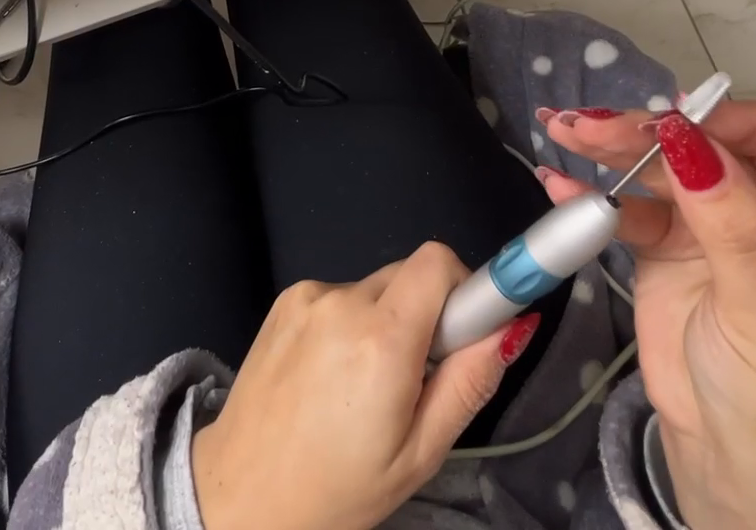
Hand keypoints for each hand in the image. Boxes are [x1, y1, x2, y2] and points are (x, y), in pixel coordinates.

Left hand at [192, 243, 539, 529]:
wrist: (241, 493)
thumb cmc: (339, 487)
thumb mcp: (421, 451)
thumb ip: (469, 381)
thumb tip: (513, 323)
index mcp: (379, 337)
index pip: (437, 262)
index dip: (465, 289)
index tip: (467, 334)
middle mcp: (339, 300)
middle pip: (407, 275)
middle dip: (426, 315)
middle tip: (414, 378)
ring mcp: (304, 297)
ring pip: (372, 288)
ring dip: (384, 321)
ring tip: (363, 387)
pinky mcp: (281, 302)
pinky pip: (337, 297)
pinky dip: (348, 324)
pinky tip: (330, 376)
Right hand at [539, 100, 755, 529]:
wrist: (734, 470)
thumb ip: (730, 220)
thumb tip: (684, 138)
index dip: (726, 121)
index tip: (663, 119)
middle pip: (711, 147)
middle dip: (648, 133)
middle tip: (587, 127)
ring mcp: (719, 228)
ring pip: (664, 169)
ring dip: (610, 151)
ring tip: (560, 131)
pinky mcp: (670, 249)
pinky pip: (631, 208)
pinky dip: (593, 195)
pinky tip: (557, 183)